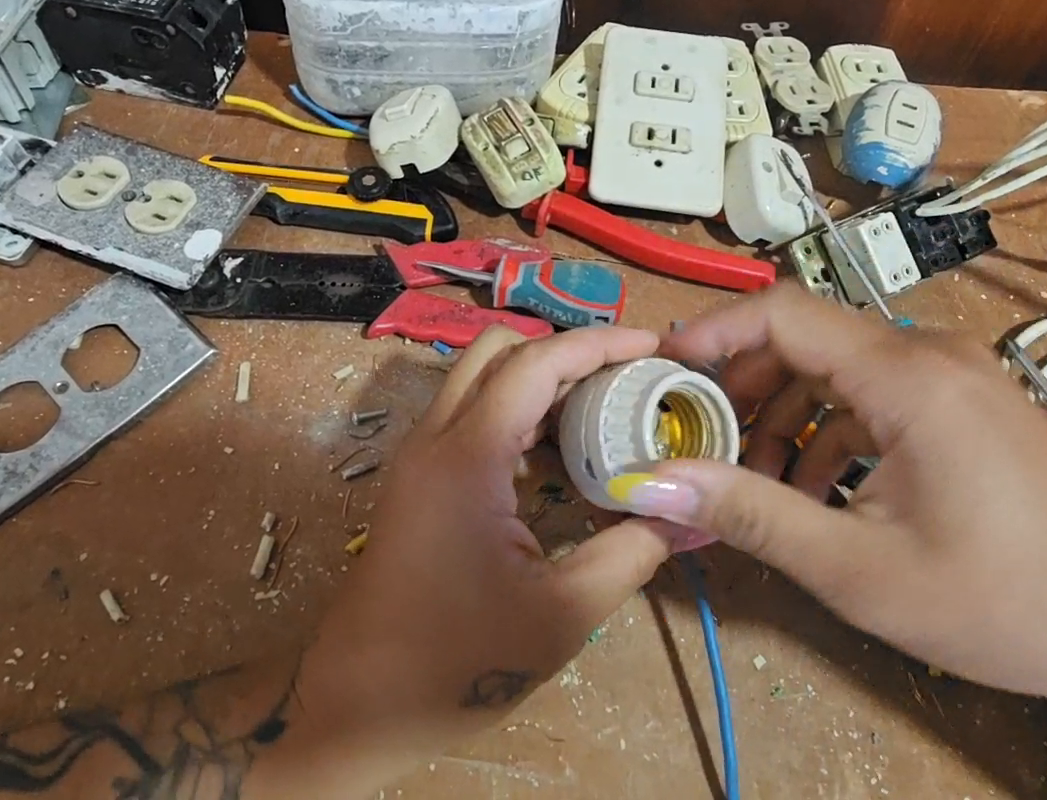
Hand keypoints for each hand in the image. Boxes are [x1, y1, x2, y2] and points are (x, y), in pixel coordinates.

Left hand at [293, 325, 699, 769]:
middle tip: (623, 378)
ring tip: (601, 409)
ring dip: (539, 381)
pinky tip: (559, 454)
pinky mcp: (419, 479)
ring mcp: (420, 456)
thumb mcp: (561, 614)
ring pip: (480, 380)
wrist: (360, 701)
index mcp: (467, 455)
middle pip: (498, 352)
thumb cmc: (457, 660)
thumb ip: (629, 553)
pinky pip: (471, 416)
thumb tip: (687, 516)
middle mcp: (436, 438)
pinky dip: (517, 412)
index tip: (651, 345)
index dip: (597, 344)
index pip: (535, 364)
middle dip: (564, 351)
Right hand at [619, 284, 1046, 706]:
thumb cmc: (1011, 601)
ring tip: (757, 483)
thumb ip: (751, 514)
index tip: (662, 373)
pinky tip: (818, 492)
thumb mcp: (860, 568)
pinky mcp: (968, 407)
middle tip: (700, 443)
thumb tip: (655, 484)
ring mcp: (956, 378)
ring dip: (783, 416)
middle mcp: (930, 356)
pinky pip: (875, 396)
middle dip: (740, 387)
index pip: (781, 312)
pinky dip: (828, 431)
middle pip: (804, 340)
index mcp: (907, 375)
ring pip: (836, 370)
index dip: (710, 332)